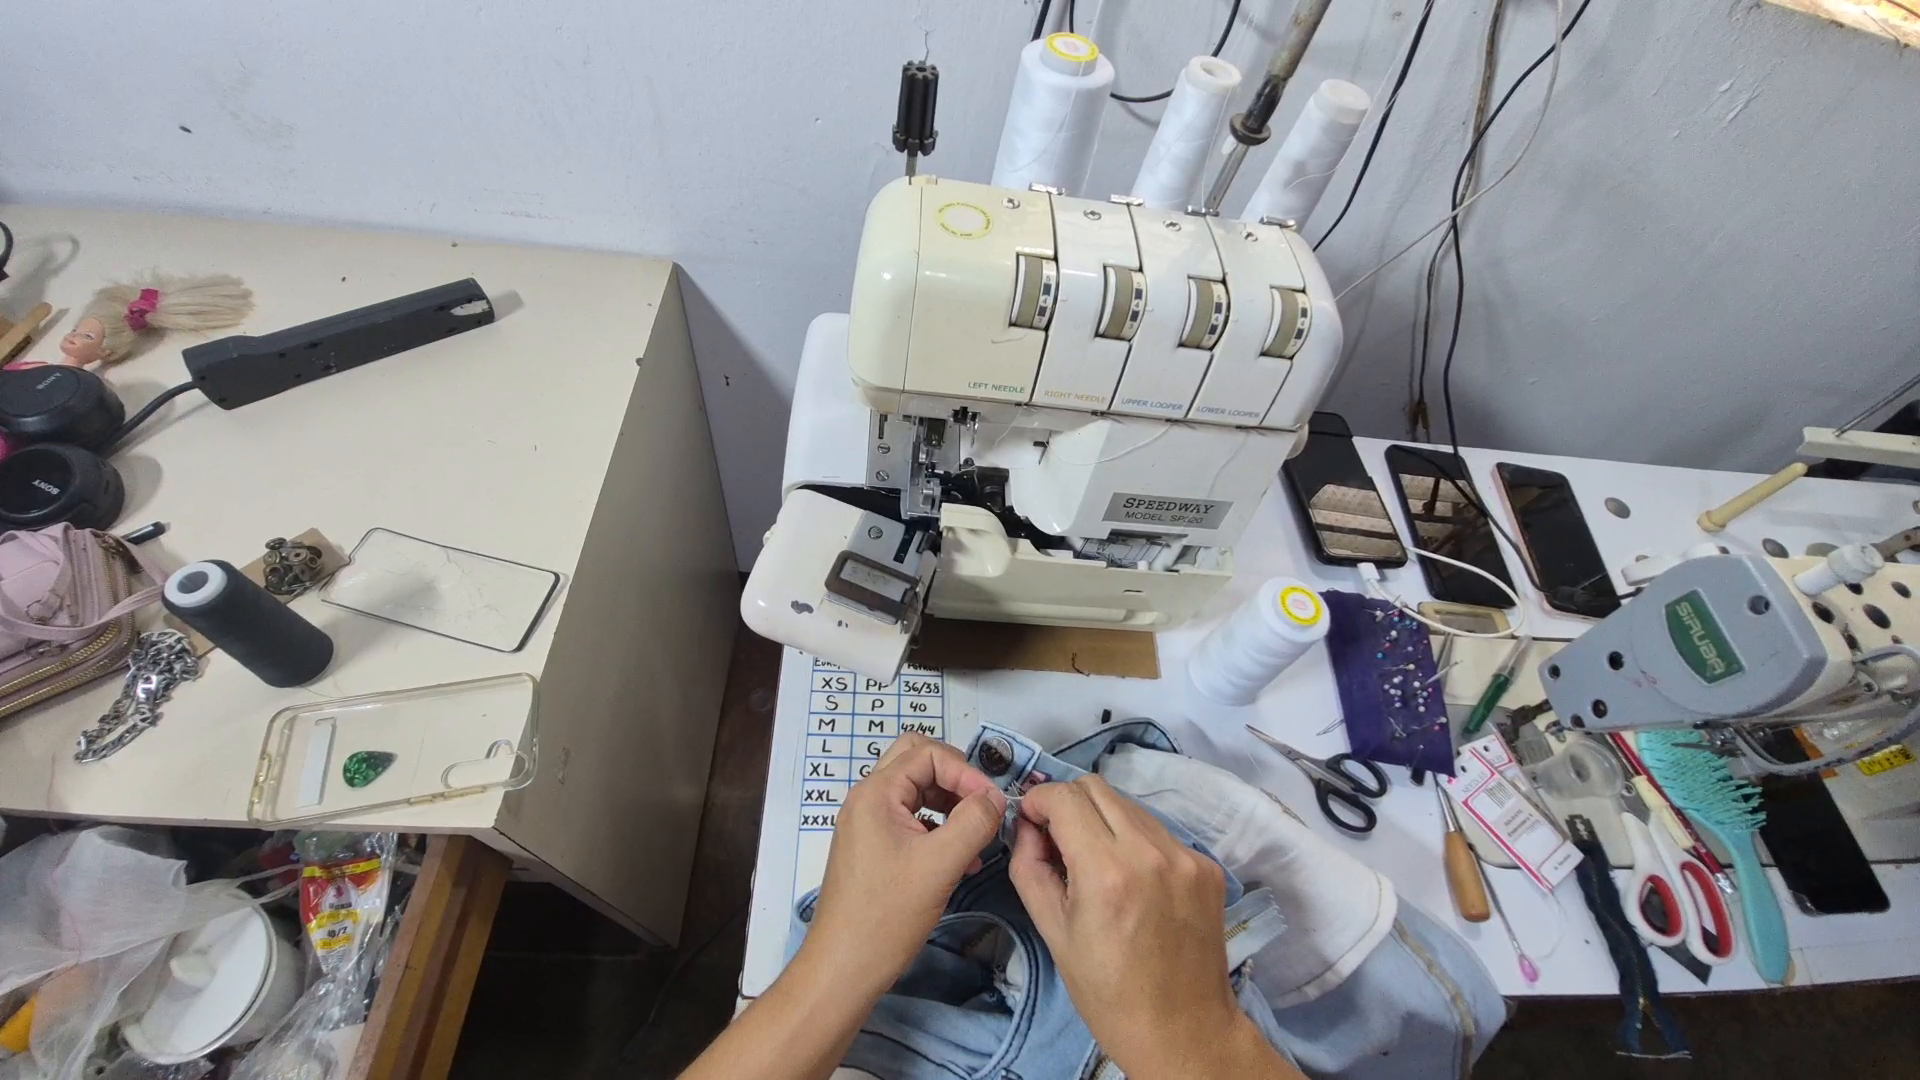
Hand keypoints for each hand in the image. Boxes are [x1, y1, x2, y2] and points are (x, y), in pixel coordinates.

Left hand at [801, 733, 1006, 991]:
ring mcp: (868, 823)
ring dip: (949, 803)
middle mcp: (868, 798)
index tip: (993, 804)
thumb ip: (973, 822)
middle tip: (980, 804)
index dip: (966, 772)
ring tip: (976, 836)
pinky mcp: (873, 846)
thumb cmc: (887, 914)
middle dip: (955, 778)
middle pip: (917, 761)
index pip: (928, 754)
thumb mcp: (940, 865)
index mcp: (877, 792)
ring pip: (916, 790)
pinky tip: (960, 858)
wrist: (842, 969)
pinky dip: (938, 827)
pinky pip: (911, 818)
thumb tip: (996, 798)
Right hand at [1010, 776, 1285, 1078]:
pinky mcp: (1207, 865)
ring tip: (1097, 861)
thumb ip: (1030, 866)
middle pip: (1096, 787)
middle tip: (1059, 838)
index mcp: (1106, 871)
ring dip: (1103, 819)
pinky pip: (1158, 830)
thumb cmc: (1107, 991)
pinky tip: (1133, 880)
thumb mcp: (1052, 931)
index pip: (1064, 796)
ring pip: (1128, 805)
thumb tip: (1028, 825)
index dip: (1039, 801)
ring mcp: (1185, 855)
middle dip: (1068, 803)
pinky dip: (1135, 841)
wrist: (1183, 1033)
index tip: (1032, 822)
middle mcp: (1150, 851)